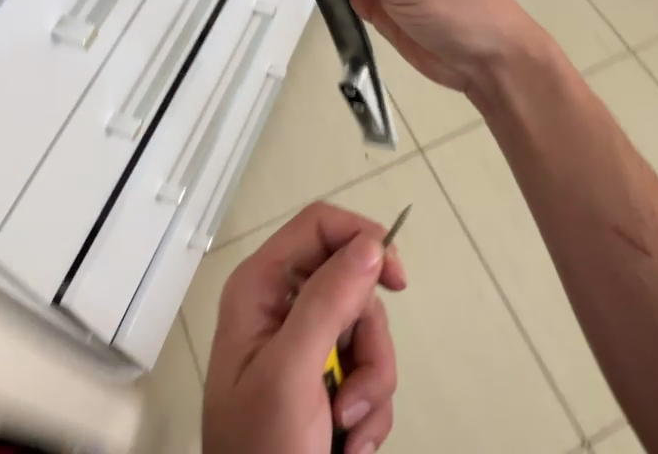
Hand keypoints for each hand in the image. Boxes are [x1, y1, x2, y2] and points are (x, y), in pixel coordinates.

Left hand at [203, 203, 407, 453]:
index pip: (318, 226)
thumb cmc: (262, 448)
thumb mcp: (292, 372)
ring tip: (347, 428)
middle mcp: (283, 306)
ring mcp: (307, 344)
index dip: (361, 237)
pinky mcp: (327, 379)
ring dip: (372, 385)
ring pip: (369, 332)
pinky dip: (372, 409)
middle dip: (368, 343)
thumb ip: (328, 302)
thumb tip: (371, 242)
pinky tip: (349, 442)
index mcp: (261, 288)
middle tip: (353, 391)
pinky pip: (372, 371)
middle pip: (354, 284)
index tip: (395, 278)